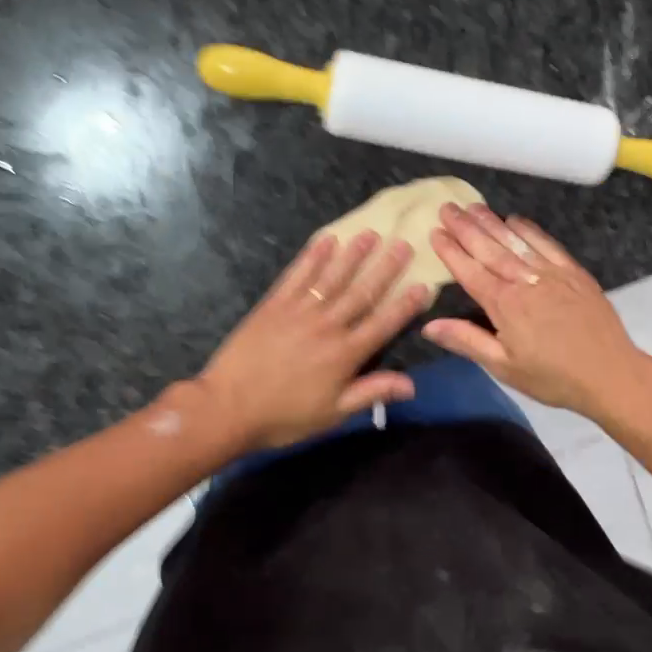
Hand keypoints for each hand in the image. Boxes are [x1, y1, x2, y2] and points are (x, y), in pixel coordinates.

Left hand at [198, 231, 430, 450]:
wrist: (227, 408)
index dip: (405, 305)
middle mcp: (326, 326)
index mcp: (345, 355)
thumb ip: (371, 393)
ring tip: (370, 235)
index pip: (383, 324)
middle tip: (403, 245)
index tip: (423, 286)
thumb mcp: (333, 414)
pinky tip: (326, 240)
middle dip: (385, 269)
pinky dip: (312, 256)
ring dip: (353, 255)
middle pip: (361, 293)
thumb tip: (412, 384)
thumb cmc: (283, 417)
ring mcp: (298, 312)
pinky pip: (297, 275)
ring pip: (332, 277)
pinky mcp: (273, 305)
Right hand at [423, 204, 649, 417]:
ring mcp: (552, 273)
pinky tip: (515, 220)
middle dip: (466, 227)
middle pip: (490, 249)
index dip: (451, 251)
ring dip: (492, 222)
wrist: (610, 373)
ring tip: (473, 206)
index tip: (435, 232)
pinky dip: (529, 230)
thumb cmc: (553, 377)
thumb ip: (467, 341)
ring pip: (516, 241)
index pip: (470, 271)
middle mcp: (525, 281)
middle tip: (447, 207)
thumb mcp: (504, 367)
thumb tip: (428, 325)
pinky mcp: (574, 273)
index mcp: (504, 305)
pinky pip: (546, 244)